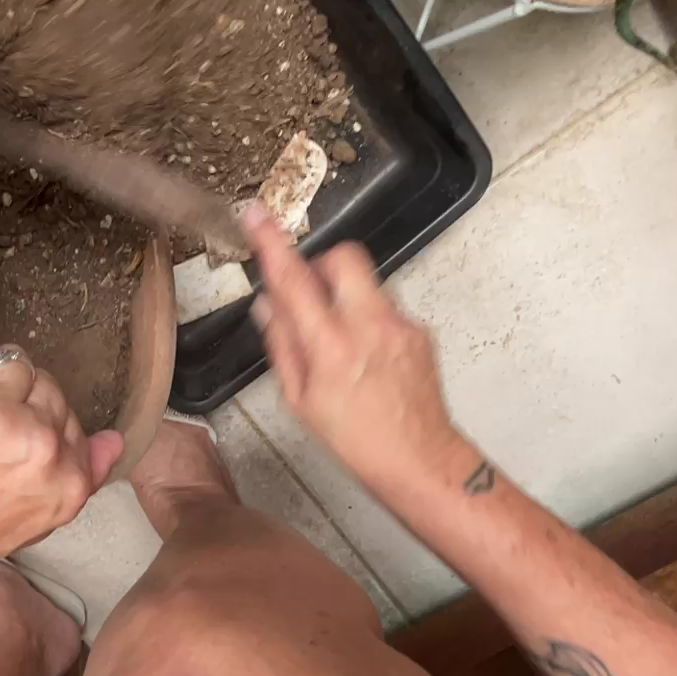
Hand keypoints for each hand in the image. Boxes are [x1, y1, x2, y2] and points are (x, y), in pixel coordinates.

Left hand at [0, 320, 125, 593]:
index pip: (73, 419)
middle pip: (45, 386)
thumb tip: (114, 440)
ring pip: (12, 362)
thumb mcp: (29, 522)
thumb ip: (80, 479)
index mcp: (65, 481)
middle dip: (14, 400)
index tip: (8, 437)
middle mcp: (38, 445)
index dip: (37, 423)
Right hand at [243, 203, 465, 491]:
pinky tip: (364, 357)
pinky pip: (384, 308)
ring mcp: (400, 325)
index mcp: (330, 345)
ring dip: (343, 298)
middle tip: (308, 292)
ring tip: (339, 344)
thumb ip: (283, 345)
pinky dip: (366, 320)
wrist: (419, 459)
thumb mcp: (299, 399)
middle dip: (320, 263)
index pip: (293, 281)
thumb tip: (269, 307)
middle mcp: (369, 325)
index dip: (272, 244)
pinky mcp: (419, 331)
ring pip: (365, 284)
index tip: (257, 216)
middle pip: (344, 256)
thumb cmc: (355, 438)